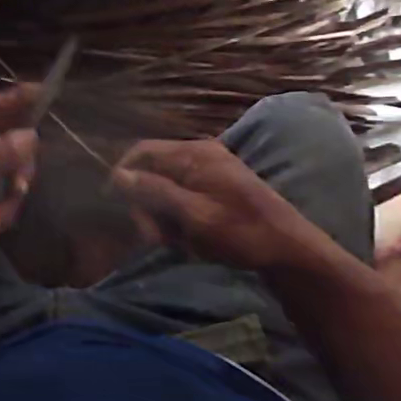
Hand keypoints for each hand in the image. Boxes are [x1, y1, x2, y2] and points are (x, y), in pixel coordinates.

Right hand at [109, 138, 330, 272]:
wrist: (289, 250)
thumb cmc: (240, 231)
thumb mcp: (193, 214)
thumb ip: (154, 192)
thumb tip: (118, 175)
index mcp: (195, 154)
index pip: (143, 151)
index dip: (123, 173)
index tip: (111, 203)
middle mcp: (200, 155)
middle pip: (152, 171)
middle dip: (145, 204)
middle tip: (152, 236)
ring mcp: (210, 171)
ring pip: (165, 188)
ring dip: (161, 216)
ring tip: (174, 242)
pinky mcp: (216, 188)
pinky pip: (182, 197)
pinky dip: (177, 218)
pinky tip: (187, 239)